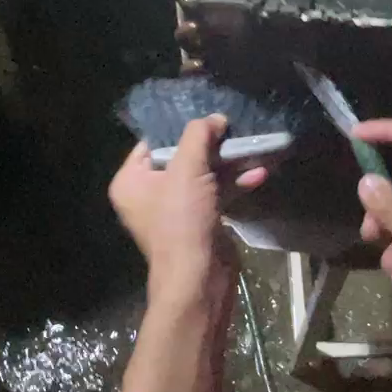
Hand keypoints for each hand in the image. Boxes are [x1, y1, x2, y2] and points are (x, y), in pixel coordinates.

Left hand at [110, 115, 267, 311]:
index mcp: (131, 180)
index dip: (179, 127)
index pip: (153, 142)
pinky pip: (217, 192)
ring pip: (204, 175)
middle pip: (182, 156)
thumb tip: (214, 118)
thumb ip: (199, 136)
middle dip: (212, 144)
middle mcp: (149, 193)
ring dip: (229, 162)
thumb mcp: (187, 169)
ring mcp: (176, 208)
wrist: (199, 278)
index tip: (206, 113)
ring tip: (255, 147)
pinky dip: (235, 182)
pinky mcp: (200, 220)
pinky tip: (259, 171)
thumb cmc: (181, 219)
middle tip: (234, 127)